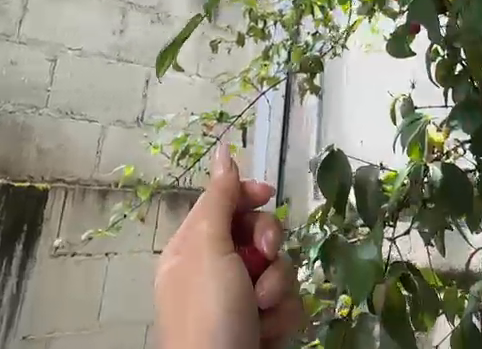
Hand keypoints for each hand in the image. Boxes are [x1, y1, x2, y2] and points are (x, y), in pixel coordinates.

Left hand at [155, 146, 305, 348]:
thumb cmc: (209, 315)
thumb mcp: (208, 249)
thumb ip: (219, 199)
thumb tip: (223, 152)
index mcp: (192, 250)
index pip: (225, 203)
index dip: (248, 196)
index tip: (267, 196)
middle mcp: (216, 273)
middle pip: (259, 232)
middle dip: (269, 247)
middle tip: (264, 261)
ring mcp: (241, 303)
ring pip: (280, 268)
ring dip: (277, 288)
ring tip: (261, 313)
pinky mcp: (264, 328)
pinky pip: (288, 302)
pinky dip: (282, 317)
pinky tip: (268, 334)